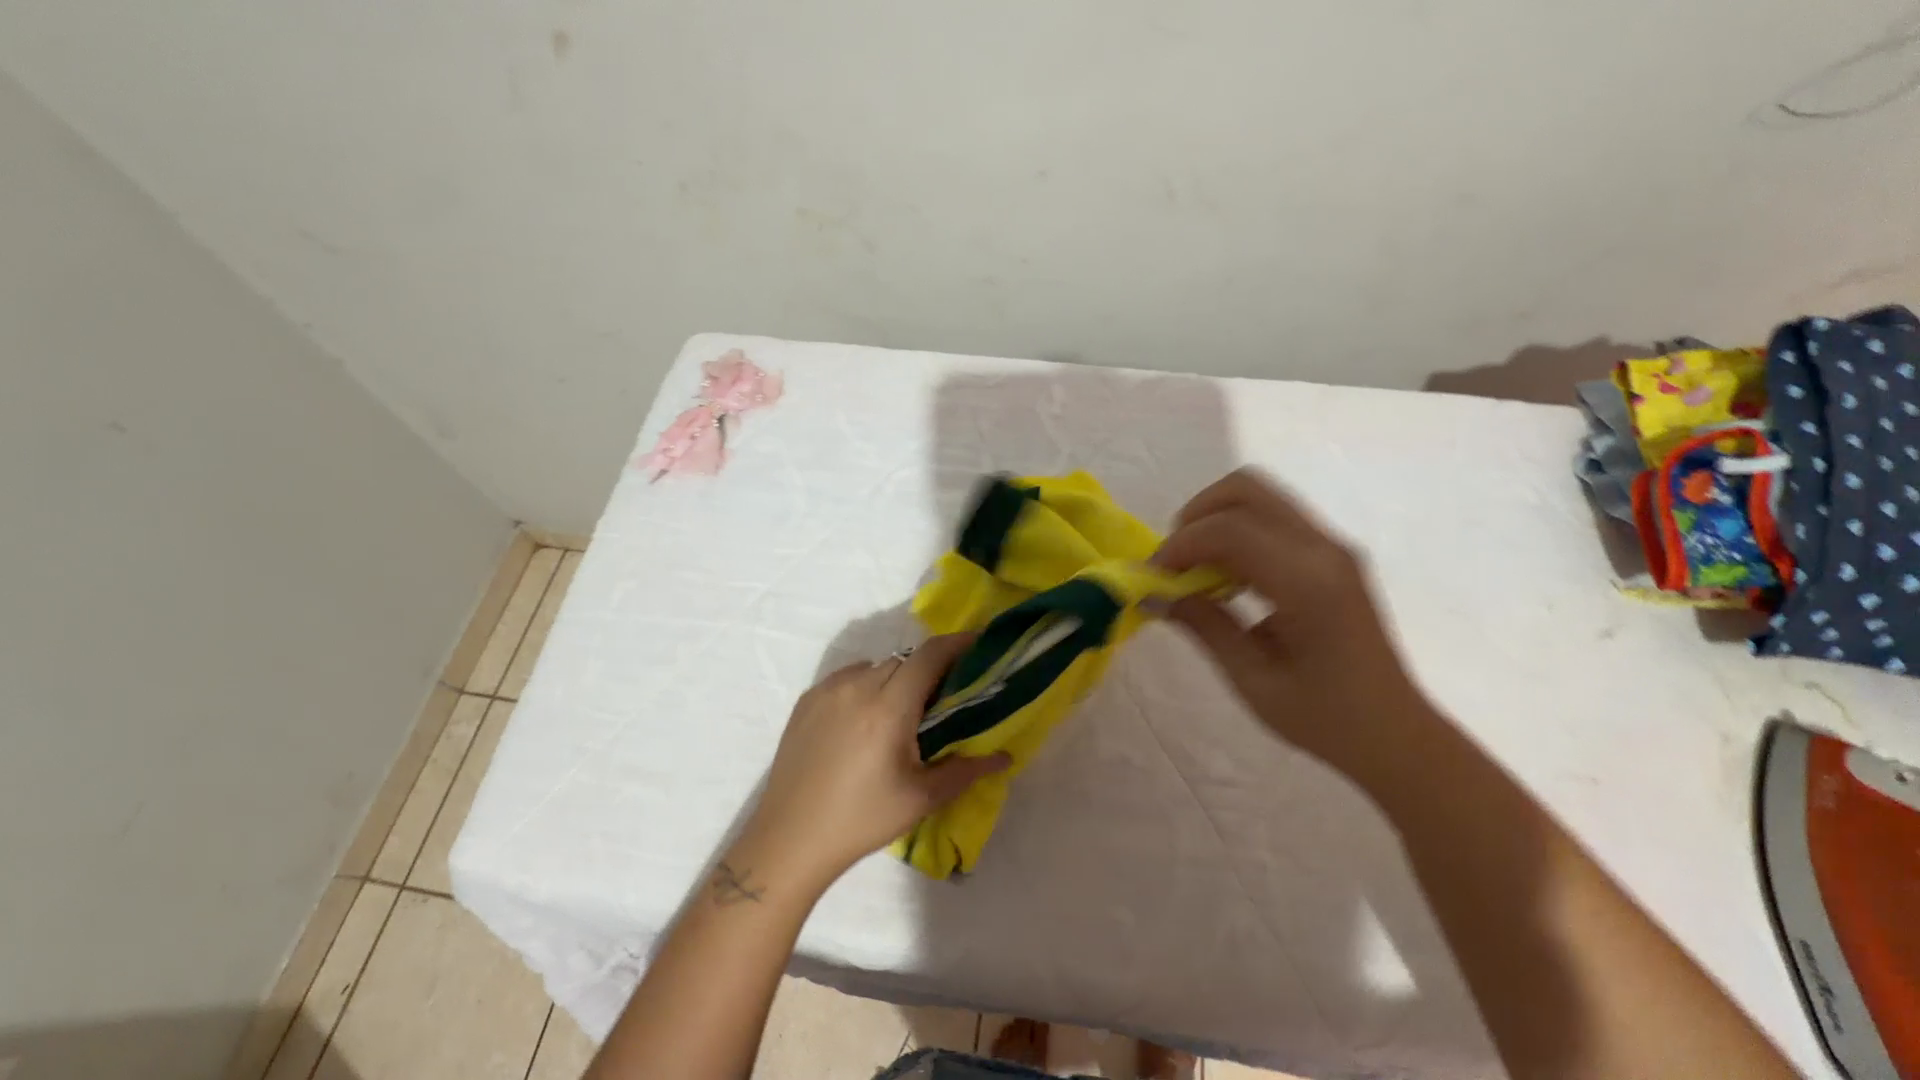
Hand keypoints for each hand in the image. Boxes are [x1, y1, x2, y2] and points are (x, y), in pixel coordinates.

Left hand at [742, 635, 1010, 880]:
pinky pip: (846, 678)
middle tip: (945, 695)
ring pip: (873, 666)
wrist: (791, 838)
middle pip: (903, 659)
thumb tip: (1005, 757)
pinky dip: (866, 686)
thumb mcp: (920, 798)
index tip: (979, 644)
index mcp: (888, 708)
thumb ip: (966, 770)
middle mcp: (856, 688)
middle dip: (929, 668)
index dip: (957, 644)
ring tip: (904, 710)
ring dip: (895, 677)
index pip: (929, 656)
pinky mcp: (805, 702)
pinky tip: (868, 718)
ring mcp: (826, 692)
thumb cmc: (862, 820)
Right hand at [1154, 469, 1435, 781]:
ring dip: (1217, 522)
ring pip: (1261, 497)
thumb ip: (1203, 627)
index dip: (1179, 545)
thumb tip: (1150, 596)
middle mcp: (1325, 550)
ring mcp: (1334, 548)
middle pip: (1246, 490)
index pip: (1229, 530)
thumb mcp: (1252, 680)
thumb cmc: (1324, 719)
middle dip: (1196, 517)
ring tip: (1197, 573)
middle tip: (1174, 564)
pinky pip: (1275, 520)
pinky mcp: (1334, 556)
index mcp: (1308, 583)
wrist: (1394, 733)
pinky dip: (1239, 534)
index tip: (1151, 579)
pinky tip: (1229, 582)